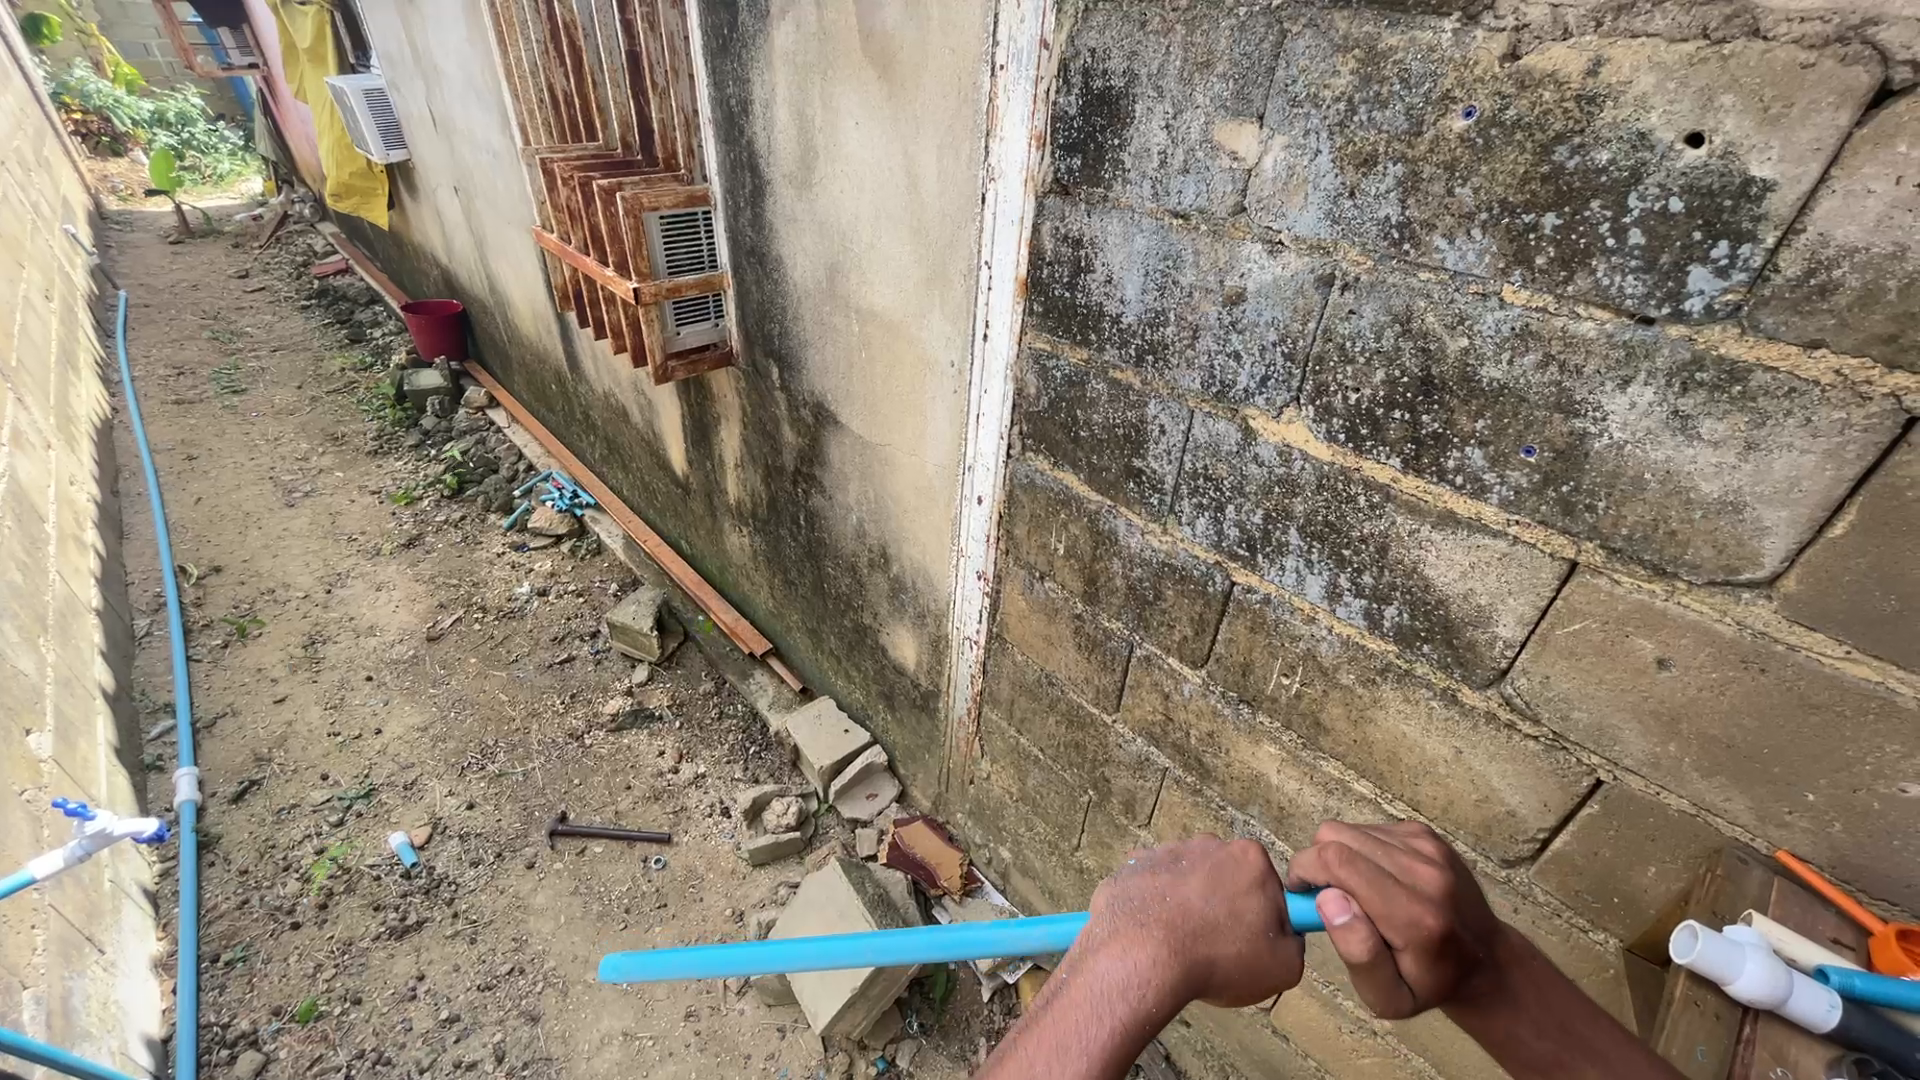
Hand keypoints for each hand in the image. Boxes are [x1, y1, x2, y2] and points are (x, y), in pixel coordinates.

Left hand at [1081, 835, 1304, 1008]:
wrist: (1145, 952)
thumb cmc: (1221, 958)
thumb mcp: (1284, 966)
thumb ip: (1293, 940)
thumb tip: (1283, 929)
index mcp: (1250, 858)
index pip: (1267, 885)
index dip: (1263, 915)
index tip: (1250, 940)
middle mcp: (1209, 843)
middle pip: (1225, 876)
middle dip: (1224, 904)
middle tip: (1217, 944)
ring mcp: (1167, 849)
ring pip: (1188, 879)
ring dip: (1188, 902)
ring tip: (1182, 940)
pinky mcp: (1135, 862)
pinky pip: (1154, 883)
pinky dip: (1156, 902)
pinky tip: (1154, 929)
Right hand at [1283, 821, 1503, 1018]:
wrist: (1487, 962)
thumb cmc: (1428, 984)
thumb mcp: (1388, 997)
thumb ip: (1356, 952)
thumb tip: (1328, 898)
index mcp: (1414, 915)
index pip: (1337, 860)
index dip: (1305, 869)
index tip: (1303, 892)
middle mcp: (1425, 872)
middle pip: (1335, 836)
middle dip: (1316, 860)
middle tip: (1325, 893)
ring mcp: (1428, 847)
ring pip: (1348, 829)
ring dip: (1338, 854)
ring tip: (1354, 887)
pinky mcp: (1427, 835)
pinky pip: (1368, 828)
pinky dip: (1359, 848)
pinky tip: (1374, 876)